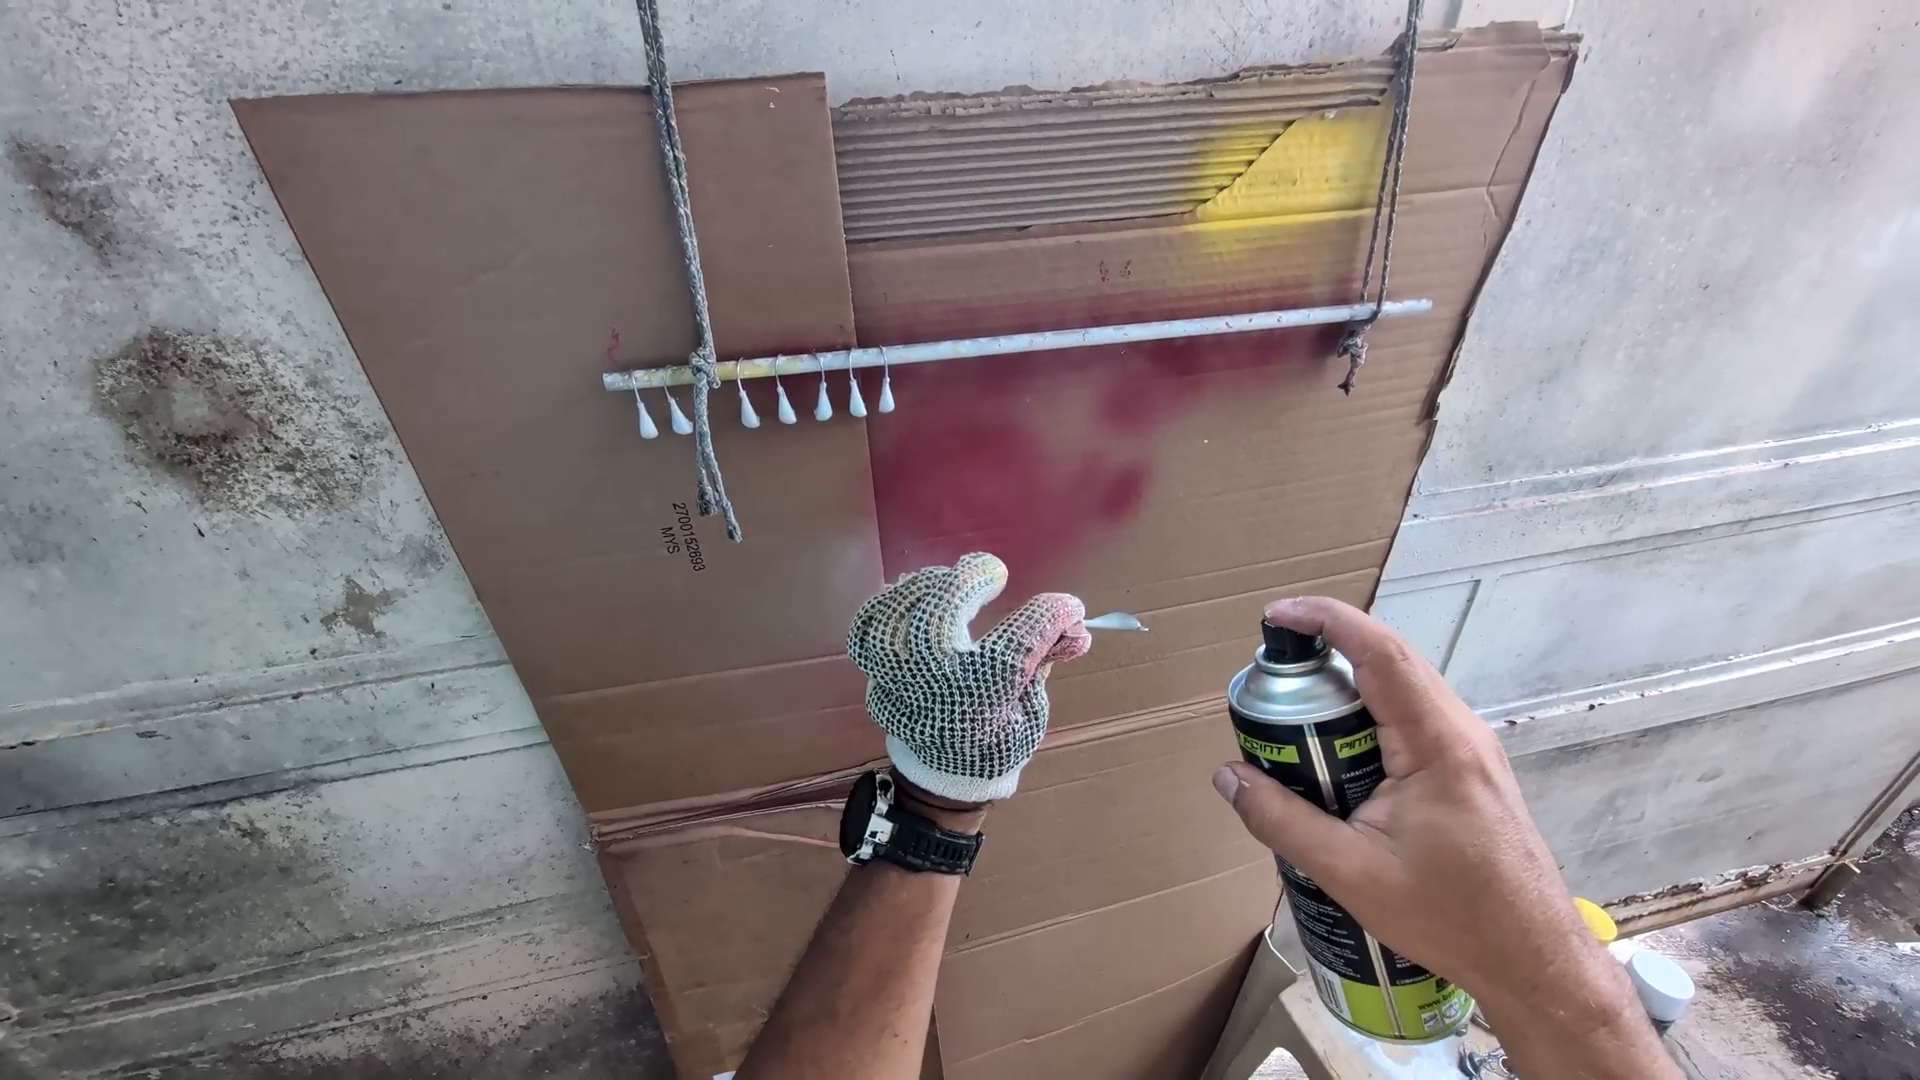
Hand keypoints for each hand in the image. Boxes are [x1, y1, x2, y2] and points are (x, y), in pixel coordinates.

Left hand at [847, 553, 1088, 803]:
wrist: (944, 781)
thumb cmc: (996, 741)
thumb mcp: (1031, 709)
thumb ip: (1046, 660)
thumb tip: (1079, 628)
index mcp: (983, 697)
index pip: (1019, 641)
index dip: (1050, 615)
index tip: (1069, 606)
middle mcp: (936, 684)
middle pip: (937, 619)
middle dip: (967, 583)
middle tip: (993, 572)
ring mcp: (898, 681)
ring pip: (893, 619)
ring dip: (924, 587)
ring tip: (950, 580)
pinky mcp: (877, 676)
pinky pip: (869, 631)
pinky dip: (889, 605)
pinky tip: (915, 593)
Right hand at [1215, 597, 1672, 1076]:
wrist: (1536, 963)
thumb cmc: (1451, 917)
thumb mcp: (1349, 871)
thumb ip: (1280, 819)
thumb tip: (1226, 776)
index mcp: (1437, 743)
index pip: (1380, 652)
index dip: (1325, 620)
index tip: (1275, 618)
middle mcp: (1459, 730)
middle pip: (1388, 658)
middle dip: (1325, 645)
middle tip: (1271, 666)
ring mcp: (1467, 747)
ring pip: (1399, 684)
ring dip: (1344, 678)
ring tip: (1293, 702)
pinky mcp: (1465, 766)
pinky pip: (1407, 713)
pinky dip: (1363, 707)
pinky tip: (1334, 743)